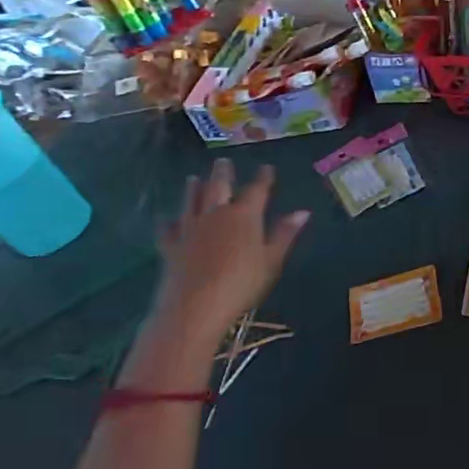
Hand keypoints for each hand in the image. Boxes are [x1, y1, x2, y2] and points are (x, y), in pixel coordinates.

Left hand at [149, 159, 308, 360]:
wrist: (194, 307)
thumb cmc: (241, 284)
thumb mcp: (271, 260)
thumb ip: (284, 234)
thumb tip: (302, 212)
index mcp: (245, 215)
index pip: (257, 189)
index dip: (263, 177)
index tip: (267, 168)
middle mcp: (216, 213)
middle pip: (219, 185)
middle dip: (223, 172)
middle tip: (223, 161)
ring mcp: (189, 226)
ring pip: (191, 199)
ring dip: (193, 186)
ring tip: (193, 177)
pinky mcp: (170, 243)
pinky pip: (167, 227)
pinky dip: (168, 220)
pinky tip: (166, 218)